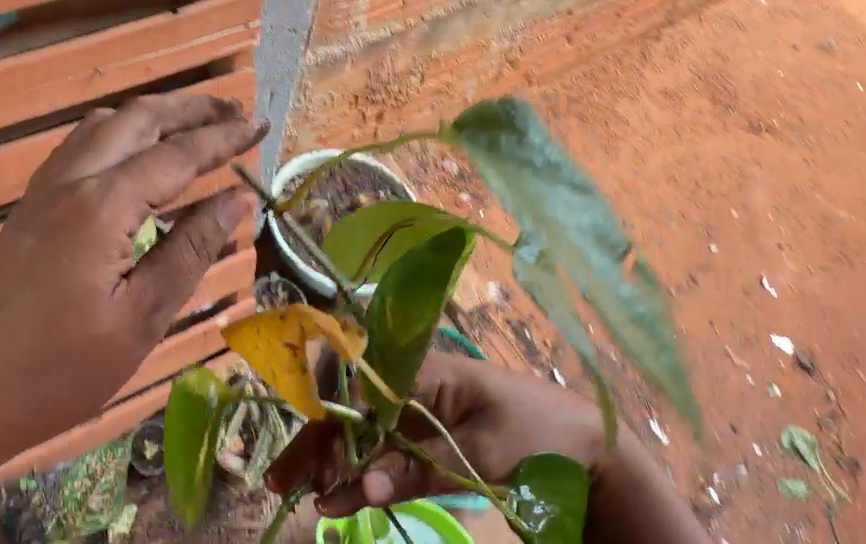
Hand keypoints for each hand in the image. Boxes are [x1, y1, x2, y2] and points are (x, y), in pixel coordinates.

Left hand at [0, 94, 265, 465]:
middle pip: (138, 119)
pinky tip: (132, 156)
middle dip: (190, 109)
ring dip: (152, 115)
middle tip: (235, 112)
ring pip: (104, 125)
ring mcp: (43, 189)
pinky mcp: (29, 205)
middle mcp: (71, 179)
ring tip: (192, 123)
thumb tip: (235, 198)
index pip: (177, 154)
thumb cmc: (57, 370)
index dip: (223, 138)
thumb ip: (190, 251)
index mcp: (102, 204)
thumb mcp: (139, 320)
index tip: (261, 125)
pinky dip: (119, 133)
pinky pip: (80, 145)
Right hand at [267, 355, 710, 543]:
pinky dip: (355, 474)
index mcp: (423, 371)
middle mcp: (408, 385)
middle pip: (349, 407)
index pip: (360, 385)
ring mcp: (413, 411)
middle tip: (280, 481)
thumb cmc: (538, 433)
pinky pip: (379, 451)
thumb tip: (365, 485)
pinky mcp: (421, 436)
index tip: (319, 463)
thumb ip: (422, 464)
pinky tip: (331, 494)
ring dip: (324, 458)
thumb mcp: (485, 451)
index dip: (332, 422)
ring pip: (356, 430)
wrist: (585, 446)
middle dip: (314, 441)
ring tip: (288, 488)